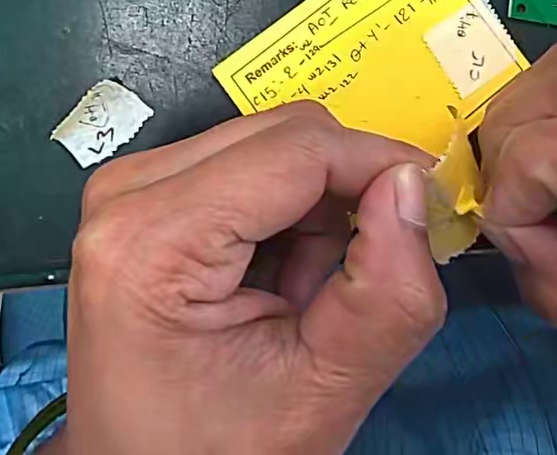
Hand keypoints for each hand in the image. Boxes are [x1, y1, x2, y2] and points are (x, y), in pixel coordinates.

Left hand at [52, 102, 445, 454]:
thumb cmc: (212, 449)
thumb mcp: (316, 395)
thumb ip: (383, 294)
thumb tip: (408, 185)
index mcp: (151, 236)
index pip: (293, 151)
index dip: (374, 161)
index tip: (427, 193)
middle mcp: (129, 187)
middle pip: (279, 133)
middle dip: (343, 184)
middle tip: (363, 262)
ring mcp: (133, 178)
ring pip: (267, 137)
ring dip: (314, 196)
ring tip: (306, 281)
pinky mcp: (146, 182)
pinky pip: (244, 155)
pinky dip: (285, 199)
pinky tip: (277, 263)